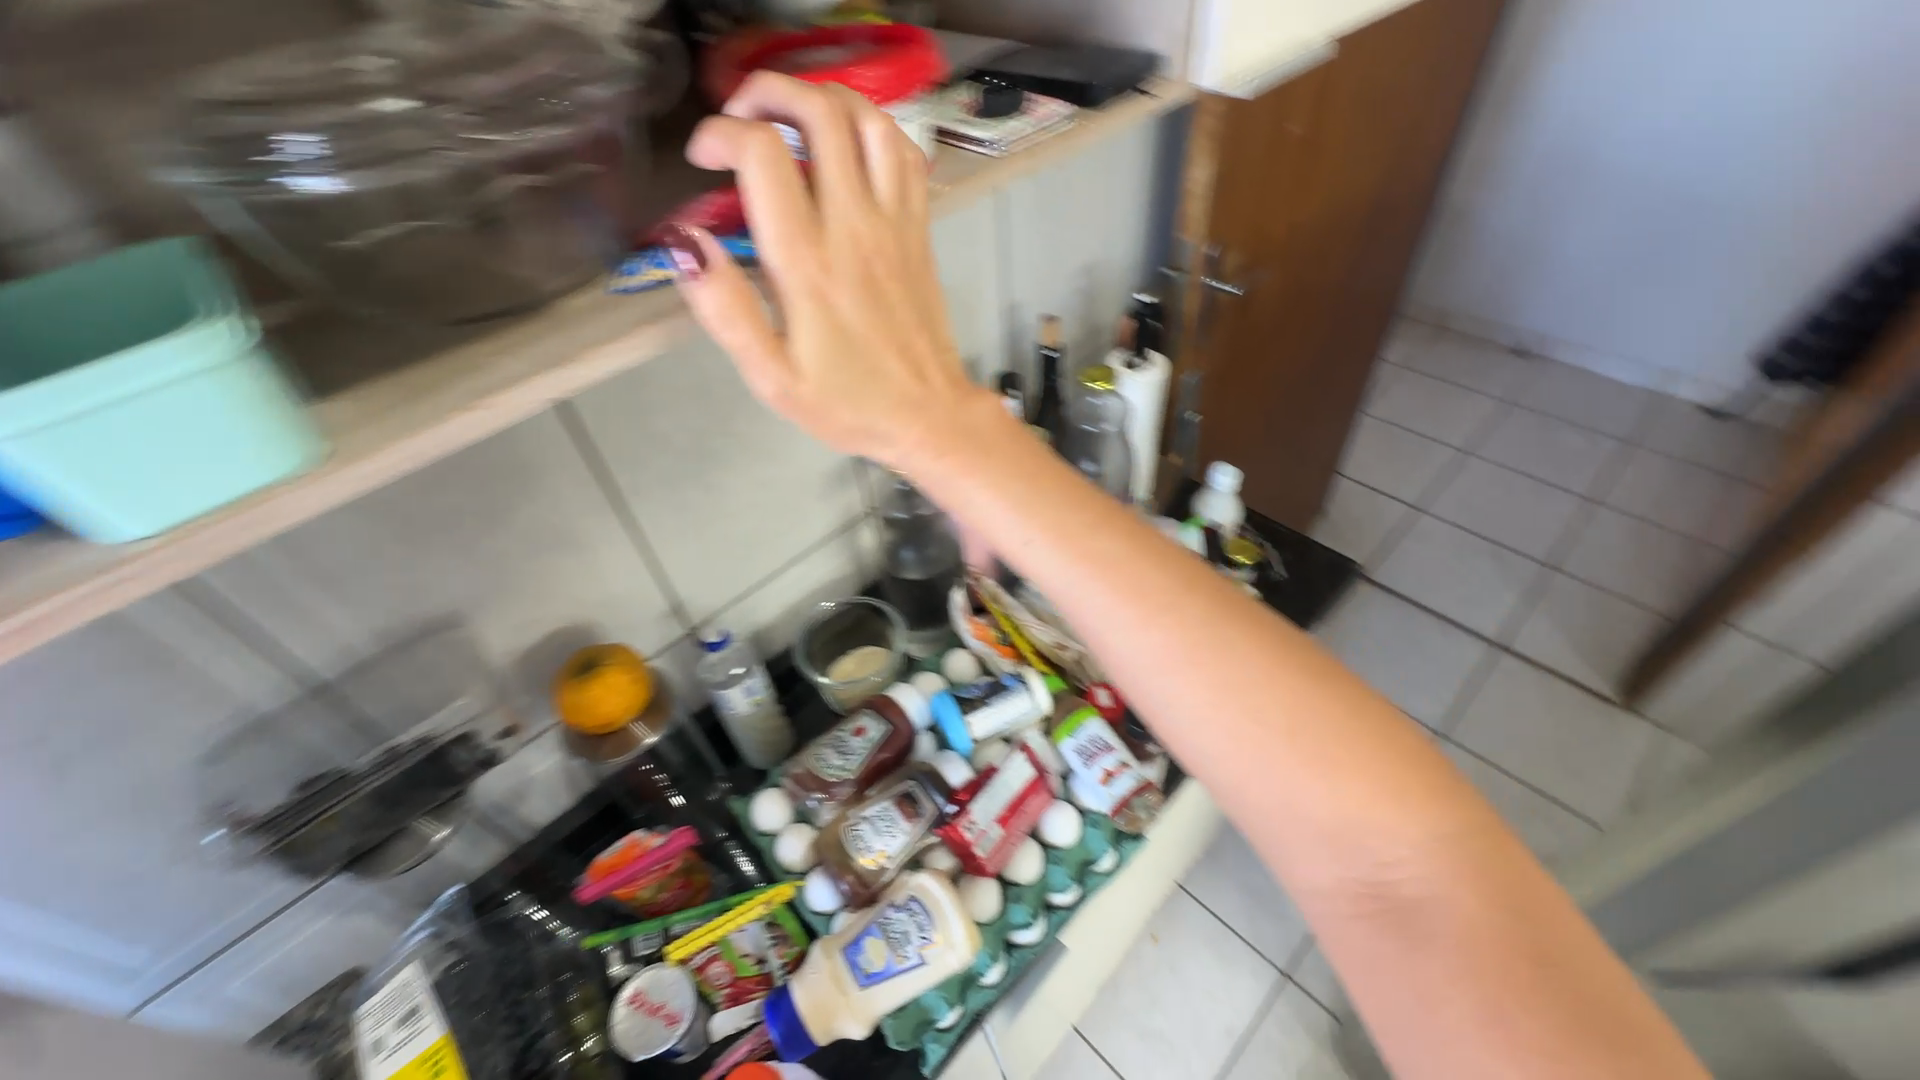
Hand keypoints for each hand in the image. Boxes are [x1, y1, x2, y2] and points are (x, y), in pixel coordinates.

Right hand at [664, 72, 997, 466]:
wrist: (928, 414)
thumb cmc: (847, 403)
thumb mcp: (771, 376)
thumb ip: (725, 308)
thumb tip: (686, 241)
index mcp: (807, 264)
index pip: (762, 153)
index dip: (720, 133)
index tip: (704, 156)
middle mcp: (854, 228)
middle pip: (820, 112)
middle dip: (769, 90)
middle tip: (741, 114)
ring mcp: (895, 223)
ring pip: (869, 120)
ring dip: (823, 98)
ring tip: (790, 116)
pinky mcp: (920, 229)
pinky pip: (905, 152)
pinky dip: (873, 127)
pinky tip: (848, 145)